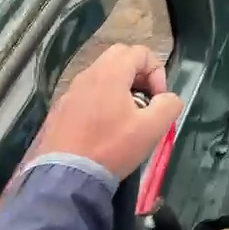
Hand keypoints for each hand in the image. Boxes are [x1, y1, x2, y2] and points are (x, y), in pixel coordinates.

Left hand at [37, 44, 183, 179]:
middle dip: (138, 72)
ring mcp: (70, 92)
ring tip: (127, 116)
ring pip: (101, 74)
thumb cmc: (112, 148)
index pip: (139, 52)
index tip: (158, 98)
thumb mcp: (152, 129)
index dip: (156, 71)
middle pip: (119, 56)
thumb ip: (169, 105)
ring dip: (120, 87)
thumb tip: (168, 98)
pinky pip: (86, 93)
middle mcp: (87, 76)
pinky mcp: (60, 110)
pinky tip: (104, 128)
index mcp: (110, 74)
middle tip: (145, 99)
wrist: (66, 177)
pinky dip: (101, 100)